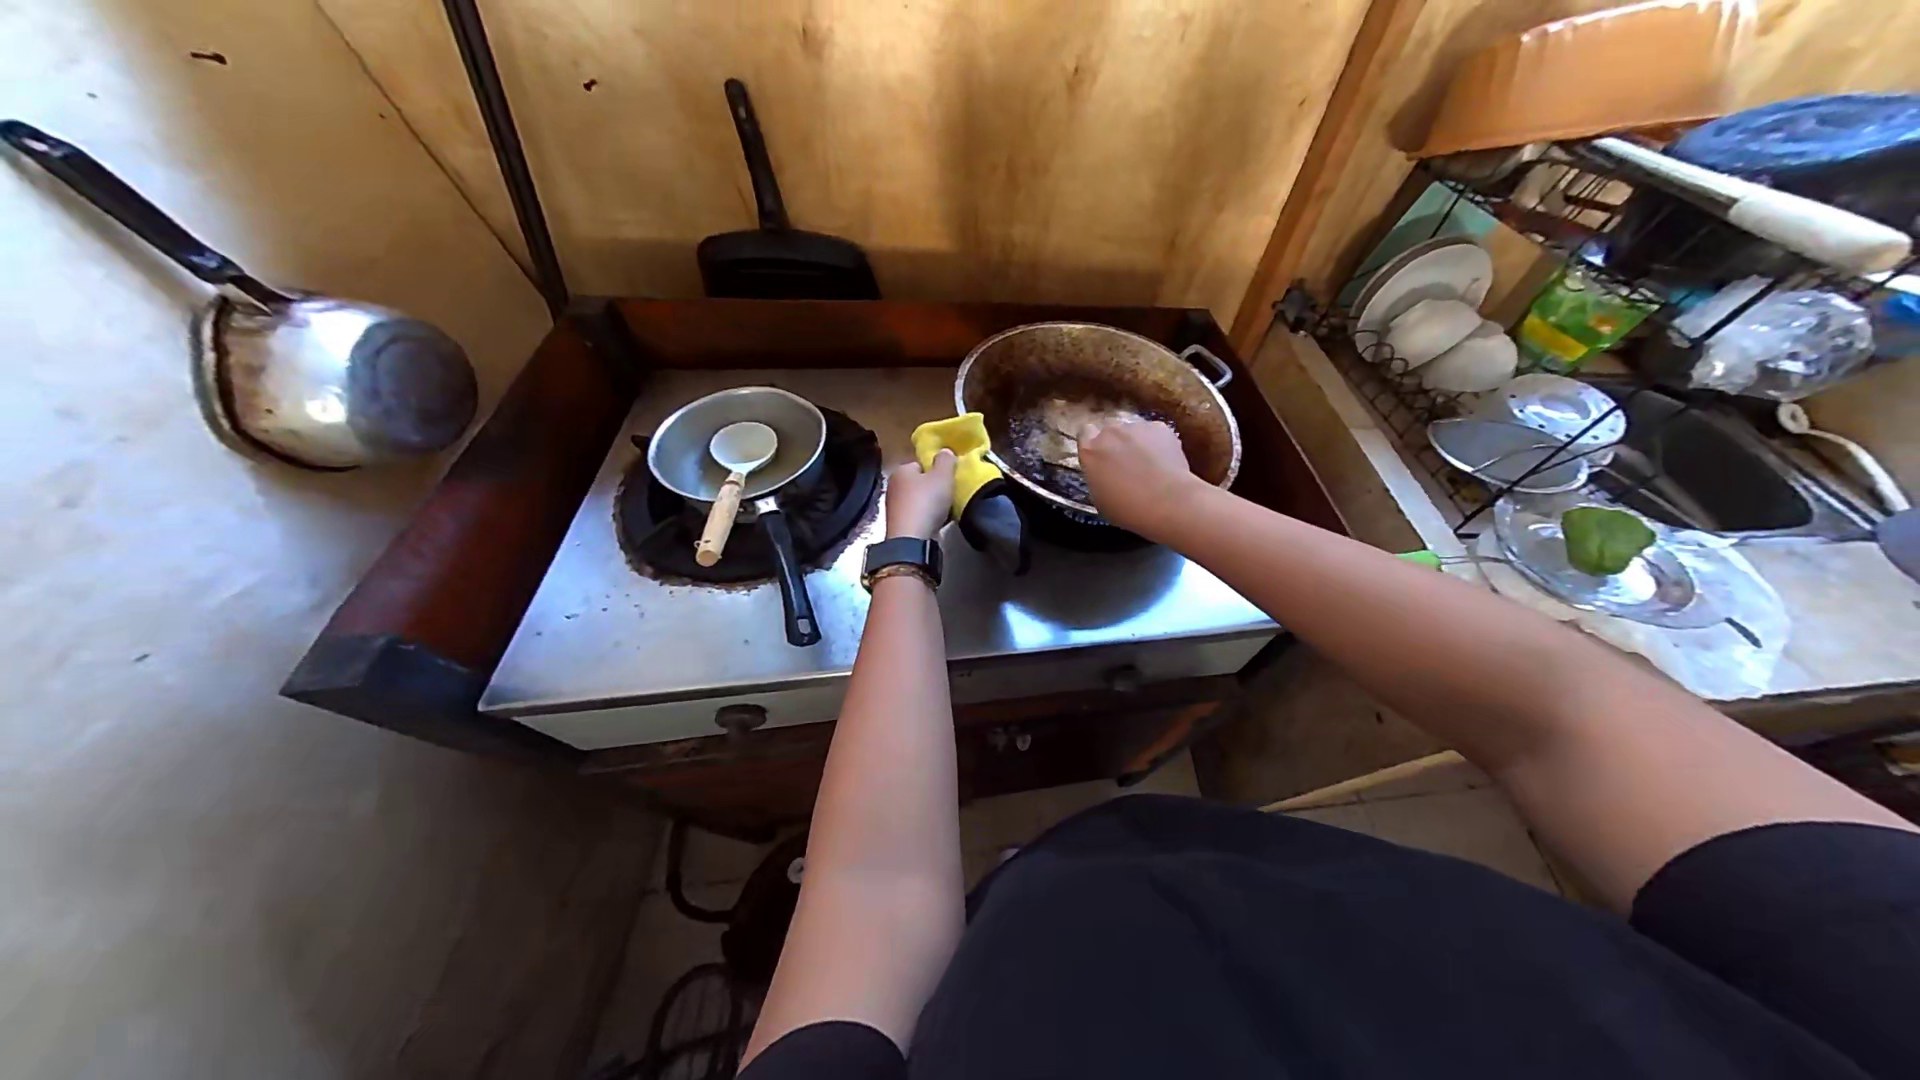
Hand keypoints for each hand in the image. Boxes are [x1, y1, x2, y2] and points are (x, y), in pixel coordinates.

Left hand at [886, 449, 955, 539]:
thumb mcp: (942, 476)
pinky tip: (936, 524)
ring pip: (918, 501)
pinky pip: (917, 516)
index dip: (936, 470)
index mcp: (901, 470)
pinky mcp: (898, 525)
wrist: (911, 539)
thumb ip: (945, 460)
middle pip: (919, 483)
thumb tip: (945, 451)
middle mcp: (893, 486)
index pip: (920, 464)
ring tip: (945, 511)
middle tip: (948, 495)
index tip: (947, 480)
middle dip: (933, 488)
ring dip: (931, 505)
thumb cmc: (927, 502)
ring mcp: (893, 507)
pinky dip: (926, 518)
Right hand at [1076, 420, 1203, 538]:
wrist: (1167, 502)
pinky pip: (1155, 433)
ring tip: (1150, 465)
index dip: (1093, 443)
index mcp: (1090, 451)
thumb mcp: (1099, 498)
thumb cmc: (1128, 509)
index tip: (1100, 455)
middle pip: (1110, 431)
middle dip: (1116, 444)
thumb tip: (1104, 473)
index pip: (1085, 433)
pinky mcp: (1160, 427)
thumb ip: (1097, 476)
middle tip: (1127, 464)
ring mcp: (1136, 427)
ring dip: (1137, 443)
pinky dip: (1158, 443)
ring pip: (1134, 431)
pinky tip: (1164, 461)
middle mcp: (1110, 433)